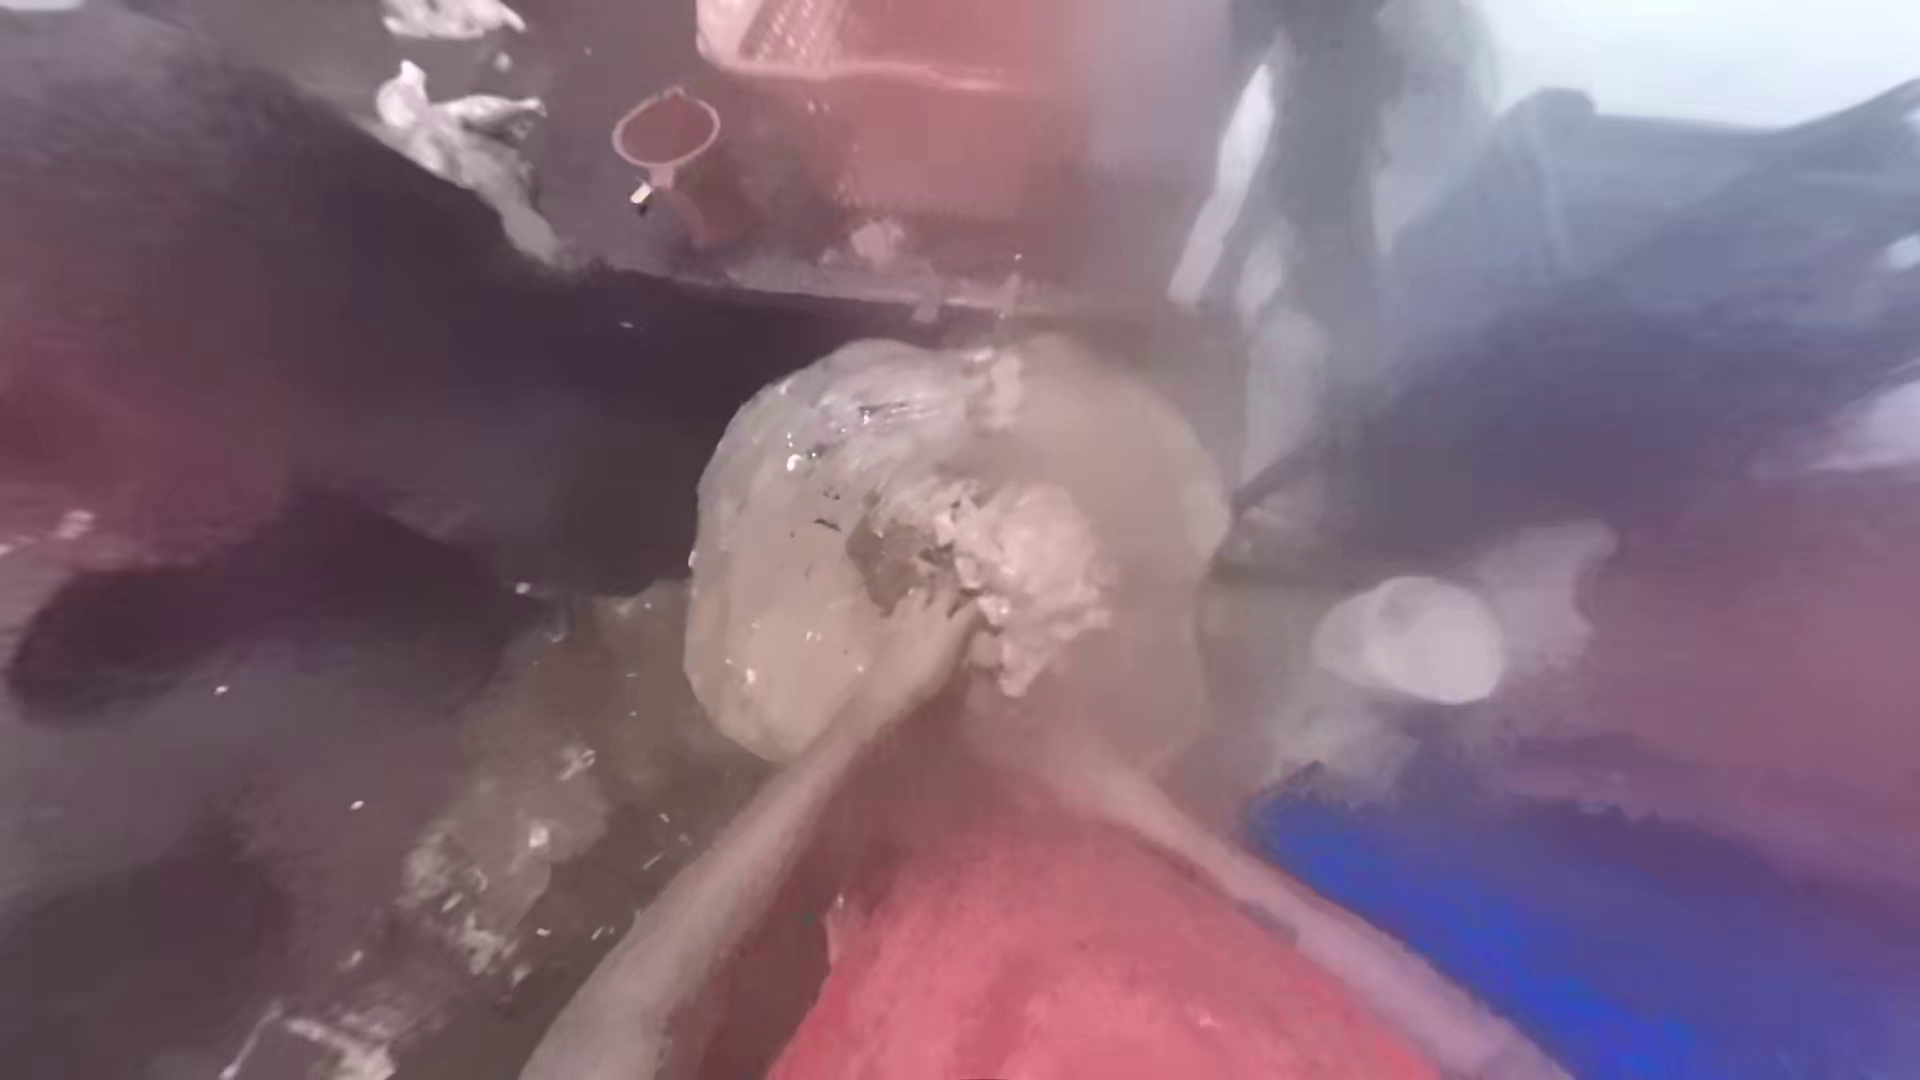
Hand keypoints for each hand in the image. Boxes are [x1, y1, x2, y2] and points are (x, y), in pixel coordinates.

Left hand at [852, 580, 980, 724]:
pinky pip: (905, 600)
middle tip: (955, 605)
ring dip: (931, 595)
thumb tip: (969, 640)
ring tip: (931, 603)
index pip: (973, 609)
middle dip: (955, 596)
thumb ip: (963, 649)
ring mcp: (912, 612)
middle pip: (949, 591)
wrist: (890, 687)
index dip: (978, 611)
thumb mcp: (953, 669)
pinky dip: (911, 602)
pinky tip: (911, 611)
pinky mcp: (894, 616)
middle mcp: (934, 614)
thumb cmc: (926, 684)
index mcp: (953, 628)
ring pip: (925, 590)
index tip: (979, 617)